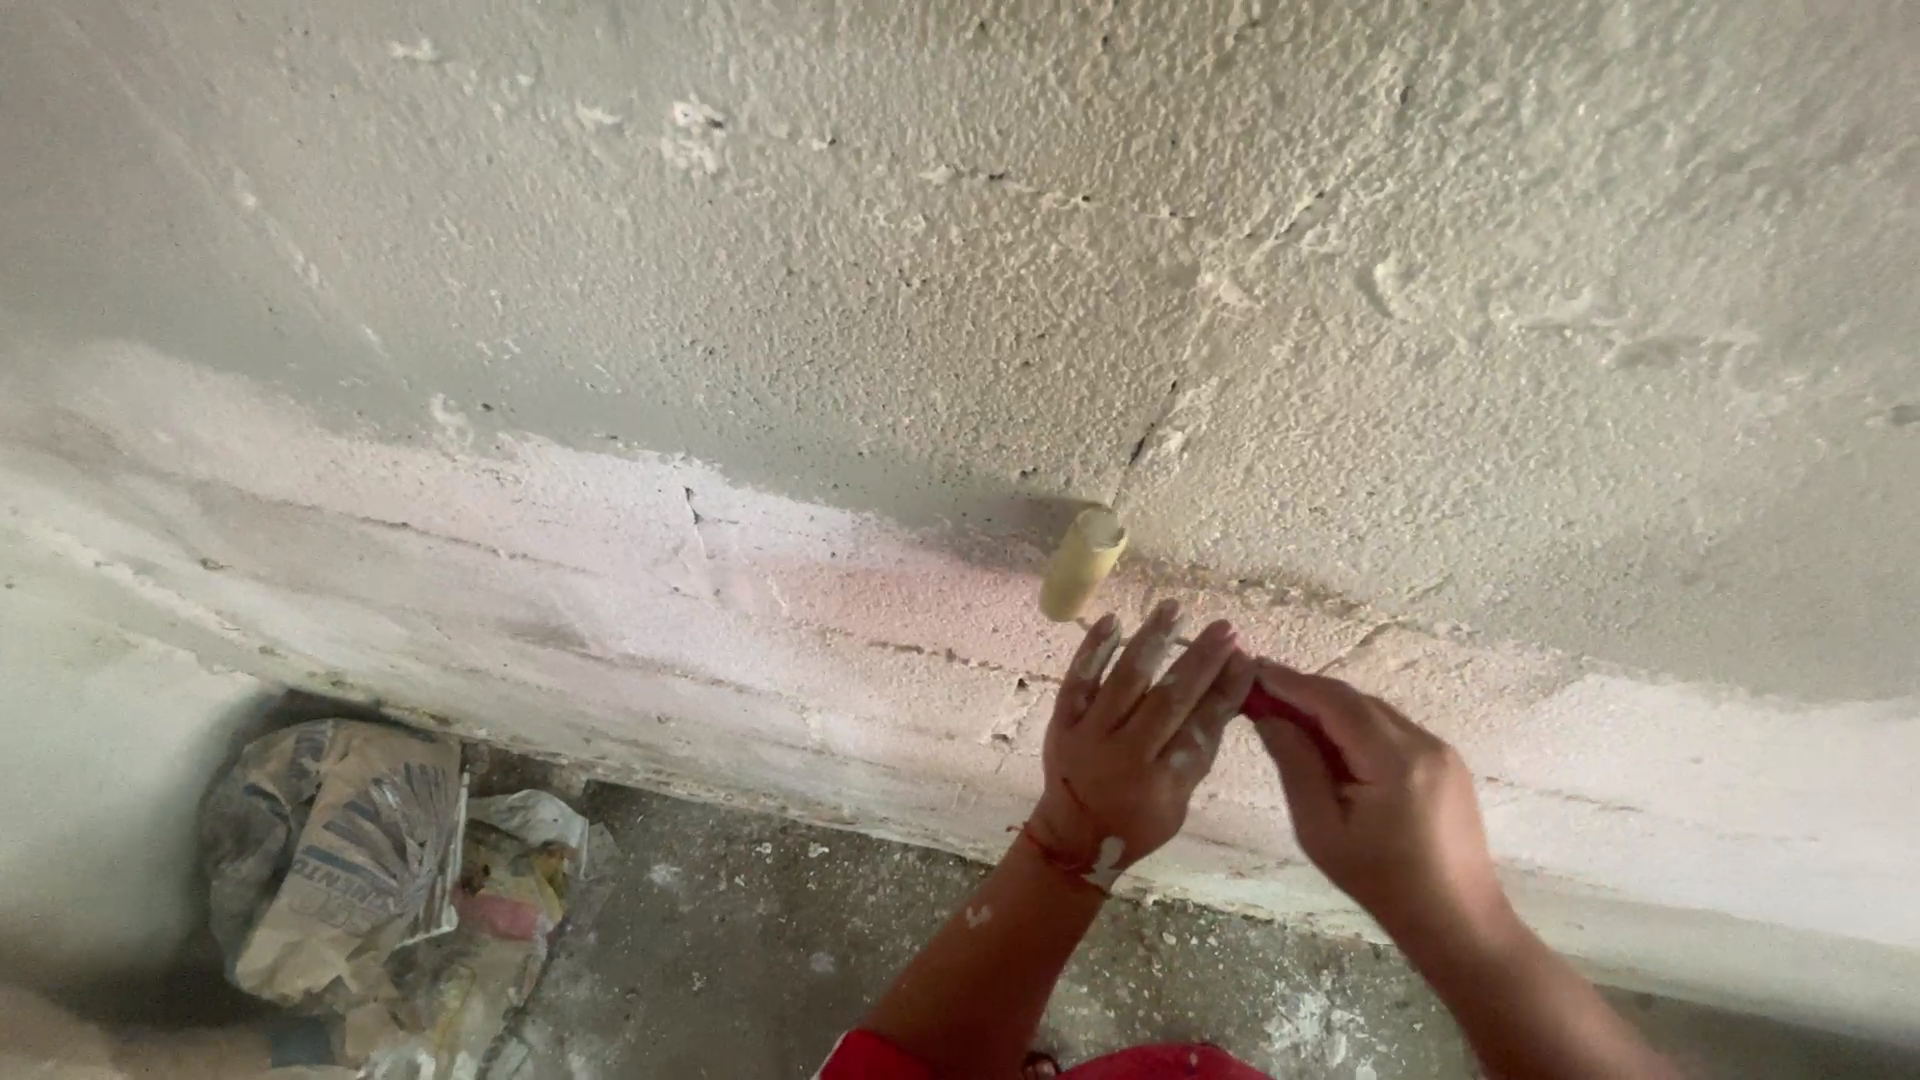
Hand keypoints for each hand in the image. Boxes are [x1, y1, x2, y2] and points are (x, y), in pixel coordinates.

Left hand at [1027, 599, 1255, 886]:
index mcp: (1161, 781)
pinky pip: (1078, 679)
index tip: (1245, 658)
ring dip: (1151, 640)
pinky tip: (1113, 621)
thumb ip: (1197, 753)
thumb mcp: (1178, 802)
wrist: (1072, 835)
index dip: (1225, 690)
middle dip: (1200, 660)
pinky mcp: (1062, 720)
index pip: (1202, 726)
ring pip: (1126, 679)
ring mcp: (1090, 734)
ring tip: (1173, 609)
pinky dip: (1094, 649)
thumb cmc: (1136, 821)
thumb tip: (1226, 697)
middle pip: (1169, 698)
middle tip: (1224, 628)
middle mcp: (1126, 754)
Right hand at [1250, 660, 1507, 940]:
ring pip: (1371, 711)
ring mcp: (1440, 751)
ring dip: (1327, 707)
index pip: (1334, 701)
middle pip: (1353, 700)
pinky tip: (1327, 741)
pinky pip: (1388, 728)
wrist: (1458, 922)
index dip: (1290, 682)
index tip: (1251, 669)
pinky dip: (1352, 725)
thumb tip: (1269, 717)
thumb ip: (1294, 764)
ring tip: (1285, 715)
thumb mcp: (1320, 828)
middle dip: (1304, 691)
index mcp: (1395, 760)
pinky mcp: (1445, 762)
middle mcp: (1424, 743)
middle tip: (1259, 693)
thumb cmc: (1381, 882)